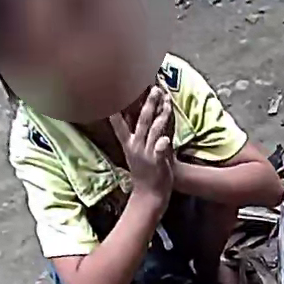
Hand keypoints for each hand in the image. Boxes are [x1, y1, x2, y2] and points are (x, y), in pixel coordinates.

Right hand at [110, 86, 174, 205]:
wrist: (149, 195)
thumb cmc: (144, 174)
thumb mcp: (136, 153)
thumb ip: (137, 136)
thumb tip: (134, 118)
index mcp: (130, 144)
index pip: (120, 123)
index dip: (118, 107)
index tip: (117, 90)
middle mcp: (137, 146)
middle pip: (143, 120)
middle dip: (148, 103)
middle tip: (154, 87)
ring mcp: (147, 154)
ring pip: (154, 130)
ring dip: (159, 115)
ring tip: (166, 100)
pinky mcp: (158, 163)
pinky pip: (159, 151)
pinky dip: (161, 144)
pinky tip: (165, 139)